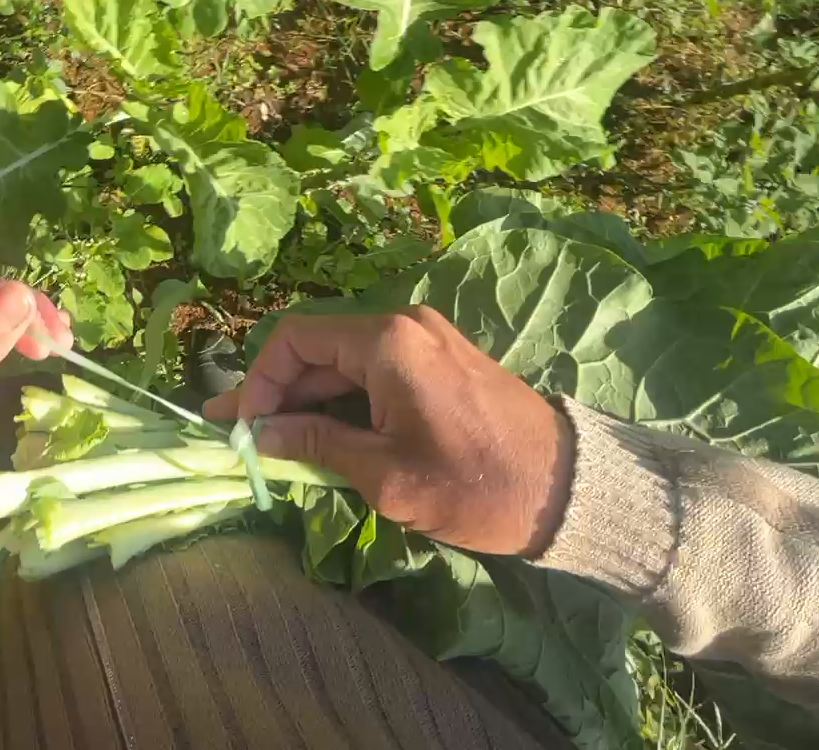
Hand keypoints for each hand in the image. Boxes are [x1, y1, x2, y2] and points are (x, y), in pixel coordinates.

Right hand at [204, 307, 572, 556]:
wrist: (579, 492)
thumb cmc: (477, 486)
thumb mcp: (387, 475)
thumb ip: (316, 444)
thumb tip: (259, 436)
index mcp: (386, 342)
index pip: (295, 340)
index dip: (260, 380)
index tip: (244, 425)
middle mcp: (401, 325)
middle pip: (317, 349)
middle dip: (276, 391)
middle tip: (239, 430)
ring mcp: (422, 339)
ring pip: (342, 361)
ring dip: (306, 397)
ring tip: (268, 434)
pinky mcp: (437, 359)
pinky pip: (372, 370)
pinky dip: (341, 398)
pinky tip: (318, 428)